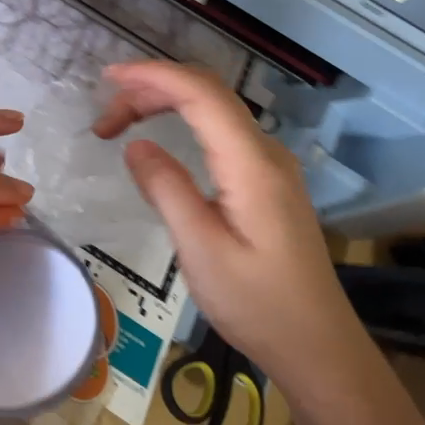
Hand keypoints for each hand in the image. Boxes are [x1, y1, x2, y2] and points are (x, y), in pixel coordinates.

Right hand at [93, 62, 366, 384]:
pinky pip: (219, 129)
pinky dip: (180, 118)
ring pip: (213, 108)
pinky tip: (156, 135)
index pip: (201, 94)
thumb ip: (167, 190)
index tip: (107, 77)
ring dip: (163, 102)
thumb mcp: (201, 250)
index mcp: (252, 165)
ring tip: (118, 123)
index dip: (153, 75)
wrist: (319, 350)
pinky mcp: (265, 181)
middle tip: (104, 117)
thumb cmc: (257, 304)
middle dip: (150, 88)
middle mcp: (266, 153)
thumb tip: (135, 144)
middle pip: (207, 93)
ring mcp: (269, 166)